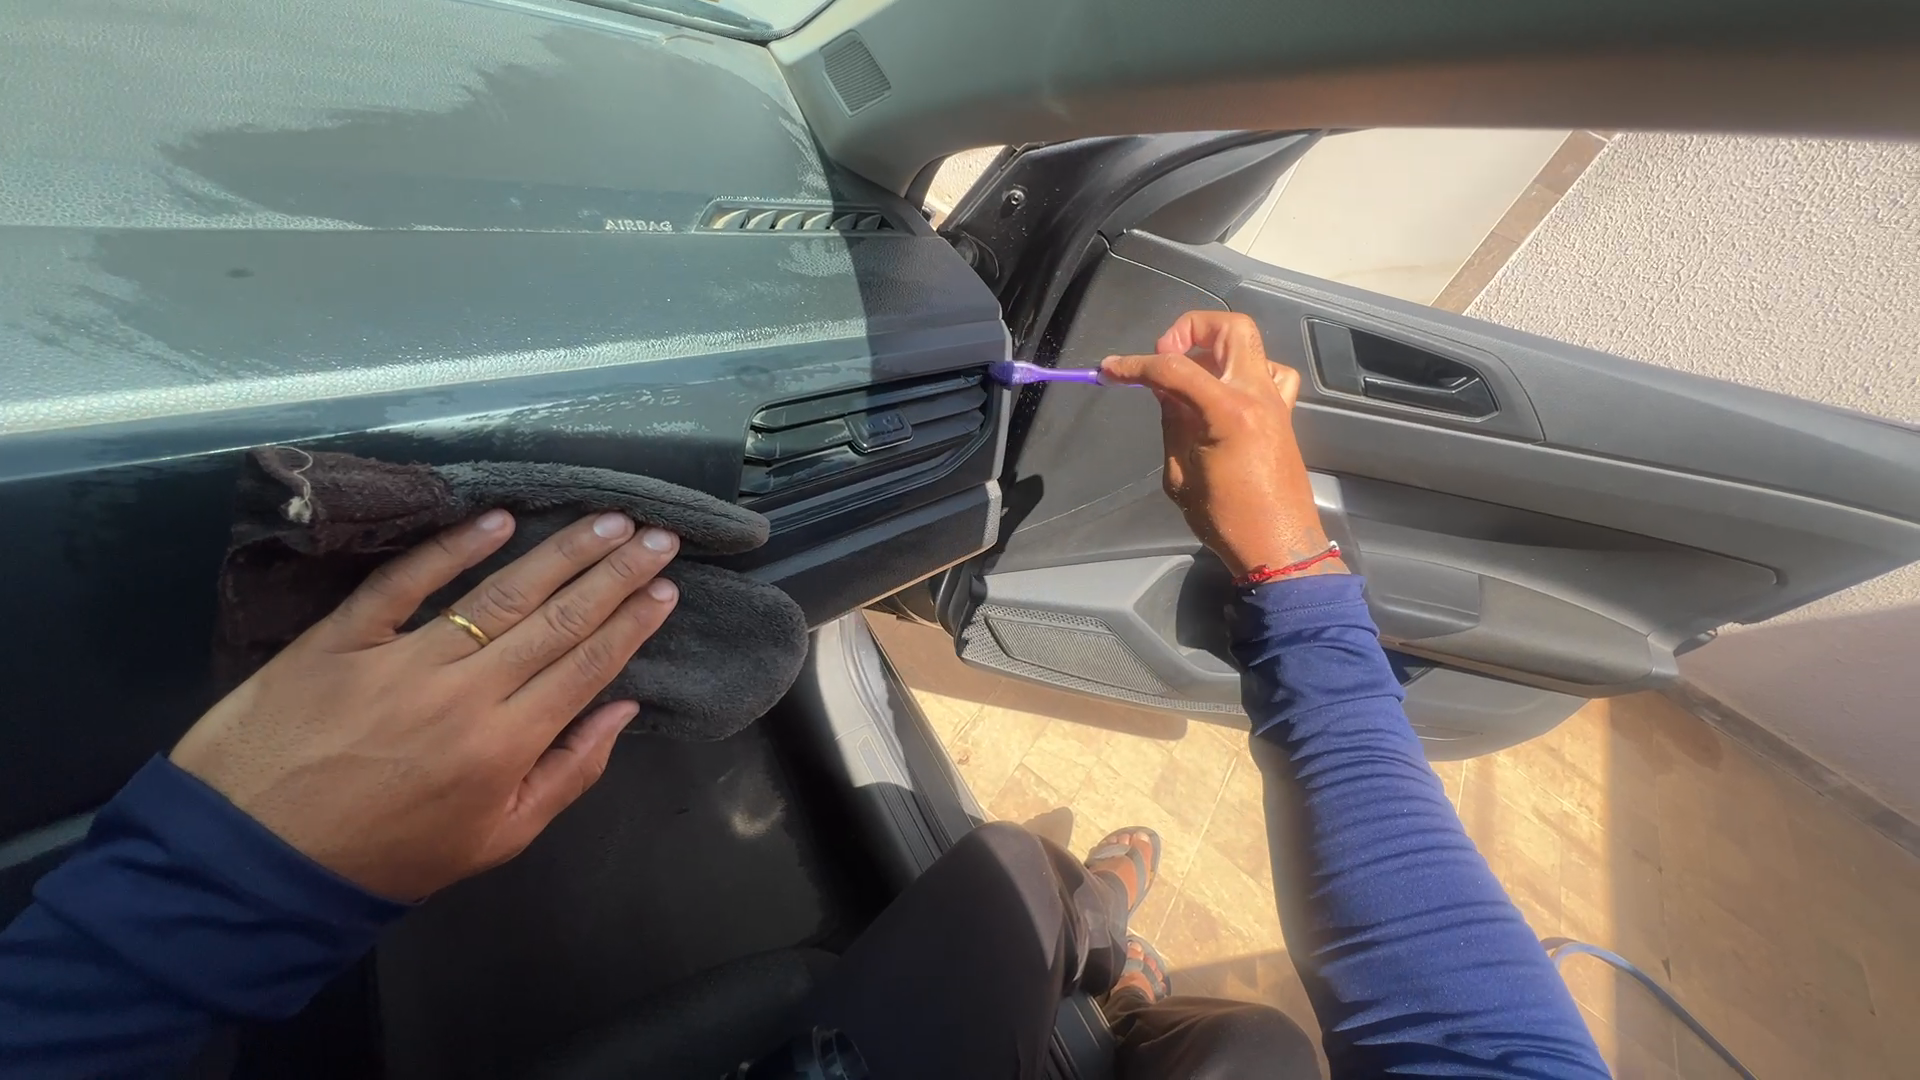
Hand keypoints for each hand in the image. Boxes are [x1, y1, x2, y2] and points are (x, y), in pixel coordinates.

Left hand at [171, 510, 680, 899]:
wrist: (242, 870)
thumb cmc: (391, 856)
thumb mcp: (500, 838)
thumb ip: (571, 773)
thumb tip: (624, 708)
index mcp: (507, 743)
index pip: (589, 663)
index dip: (635, 621)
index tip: (667, 587)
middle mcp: (466, 693)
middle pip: (560, 618)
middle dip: (618, 573)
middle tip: (659, 538)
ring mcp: (401, 661)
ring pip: (501, 594)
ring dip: (563, 552)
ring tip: (609, 521)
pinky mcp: (339, 642)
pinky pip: (402, 585)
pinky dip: (451, 549)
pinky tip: (498, 519)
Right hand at [1101, 311, 1345, 578]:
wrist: (1278, 545)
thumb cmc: (1224, 519)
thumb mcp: (1181, 473)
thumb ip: (1172, 422)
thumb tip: (1163, 390)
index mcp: (1227, 411)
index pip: (1174, 368)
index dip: (1135, 365)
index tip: (1109, 369)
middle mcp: (1257, 394)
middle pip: (1230, 327)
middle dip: (1189, 329)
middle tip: (1164, 357)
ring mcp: (1275, 400)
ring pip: (1249, 345)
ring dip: (1214, 349)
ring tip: (1189, 377)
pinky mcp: (1282, 413)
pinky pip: (1267, 372)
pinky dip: (1240, 371)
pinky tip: (1223, 393)